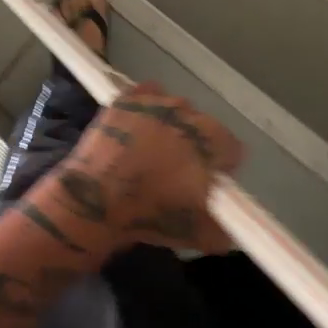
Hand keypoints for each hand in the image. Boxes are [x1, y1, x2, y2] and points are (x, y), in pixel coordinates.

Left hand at [23, 82, 242, 256]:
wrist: (96, 199)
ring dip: (172, 124)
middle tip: (179, 167)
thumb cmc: (151, 215)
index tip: (209, 179)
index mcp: (211, 142)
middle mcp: (187, 113)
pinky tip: (139, 122)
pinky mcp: (125, 99)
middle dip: (197, 145)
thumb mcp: (200, 234)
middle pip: (202, 126)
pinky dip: (147, 104)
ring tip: (154, 148)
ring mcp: (154, 102)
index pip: (231, 146)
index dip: (222, 164)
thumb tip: (231, 227)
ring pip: (175, 108)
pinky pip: (146, 93)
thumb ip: (225, 227)